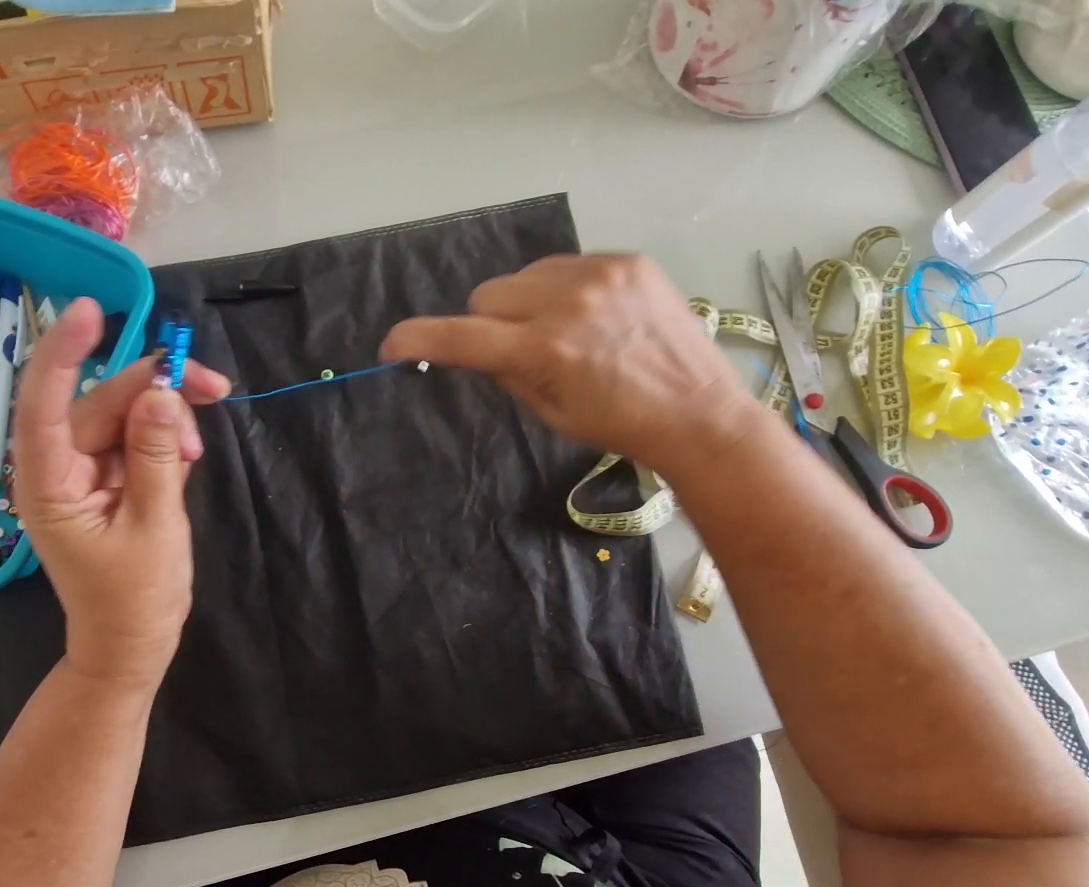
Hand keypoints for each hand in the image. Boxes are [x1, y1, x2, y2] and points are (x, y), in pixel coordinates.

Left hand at [12, 299, 231, 685]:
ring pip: (122, 414)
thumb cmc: (135, 597)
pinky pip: (135, 437)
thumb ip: (156, 456)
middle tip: (214, 388)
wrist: (133, 642)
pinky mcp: (109, 478)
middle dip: (154, 389)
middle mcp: (59, 467)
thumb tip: (160, 392)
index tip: (93, 312)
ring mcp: (84, 471)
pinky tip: (192, 454)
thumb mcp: (155, 525)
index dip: (64, 353)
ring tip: (203, 442)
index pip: (43, 404)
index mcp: (48, 483)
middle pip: (99, 402)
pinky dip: (166, 437)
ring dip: (167, 415)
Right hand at [381, 254, 758, 467]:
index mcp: (546, 351)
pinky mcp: (627, 260)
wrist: (697, 411)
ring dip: (525, 302)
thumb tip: (478, 347)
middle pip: (487, 296)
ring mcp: (601, 274)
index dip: (419, 339)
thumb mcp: (549, 413)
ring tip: (563, 330)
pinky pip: (566, 265)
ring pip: (524, 276)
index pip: (463, 337)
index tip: (391, 344)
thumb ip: (506, 372)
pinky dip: (563, 289)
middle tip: (517, 350)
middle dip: (489, 324)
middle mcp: (568, 303)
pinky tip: (593, 314)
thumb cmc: (618, 425)